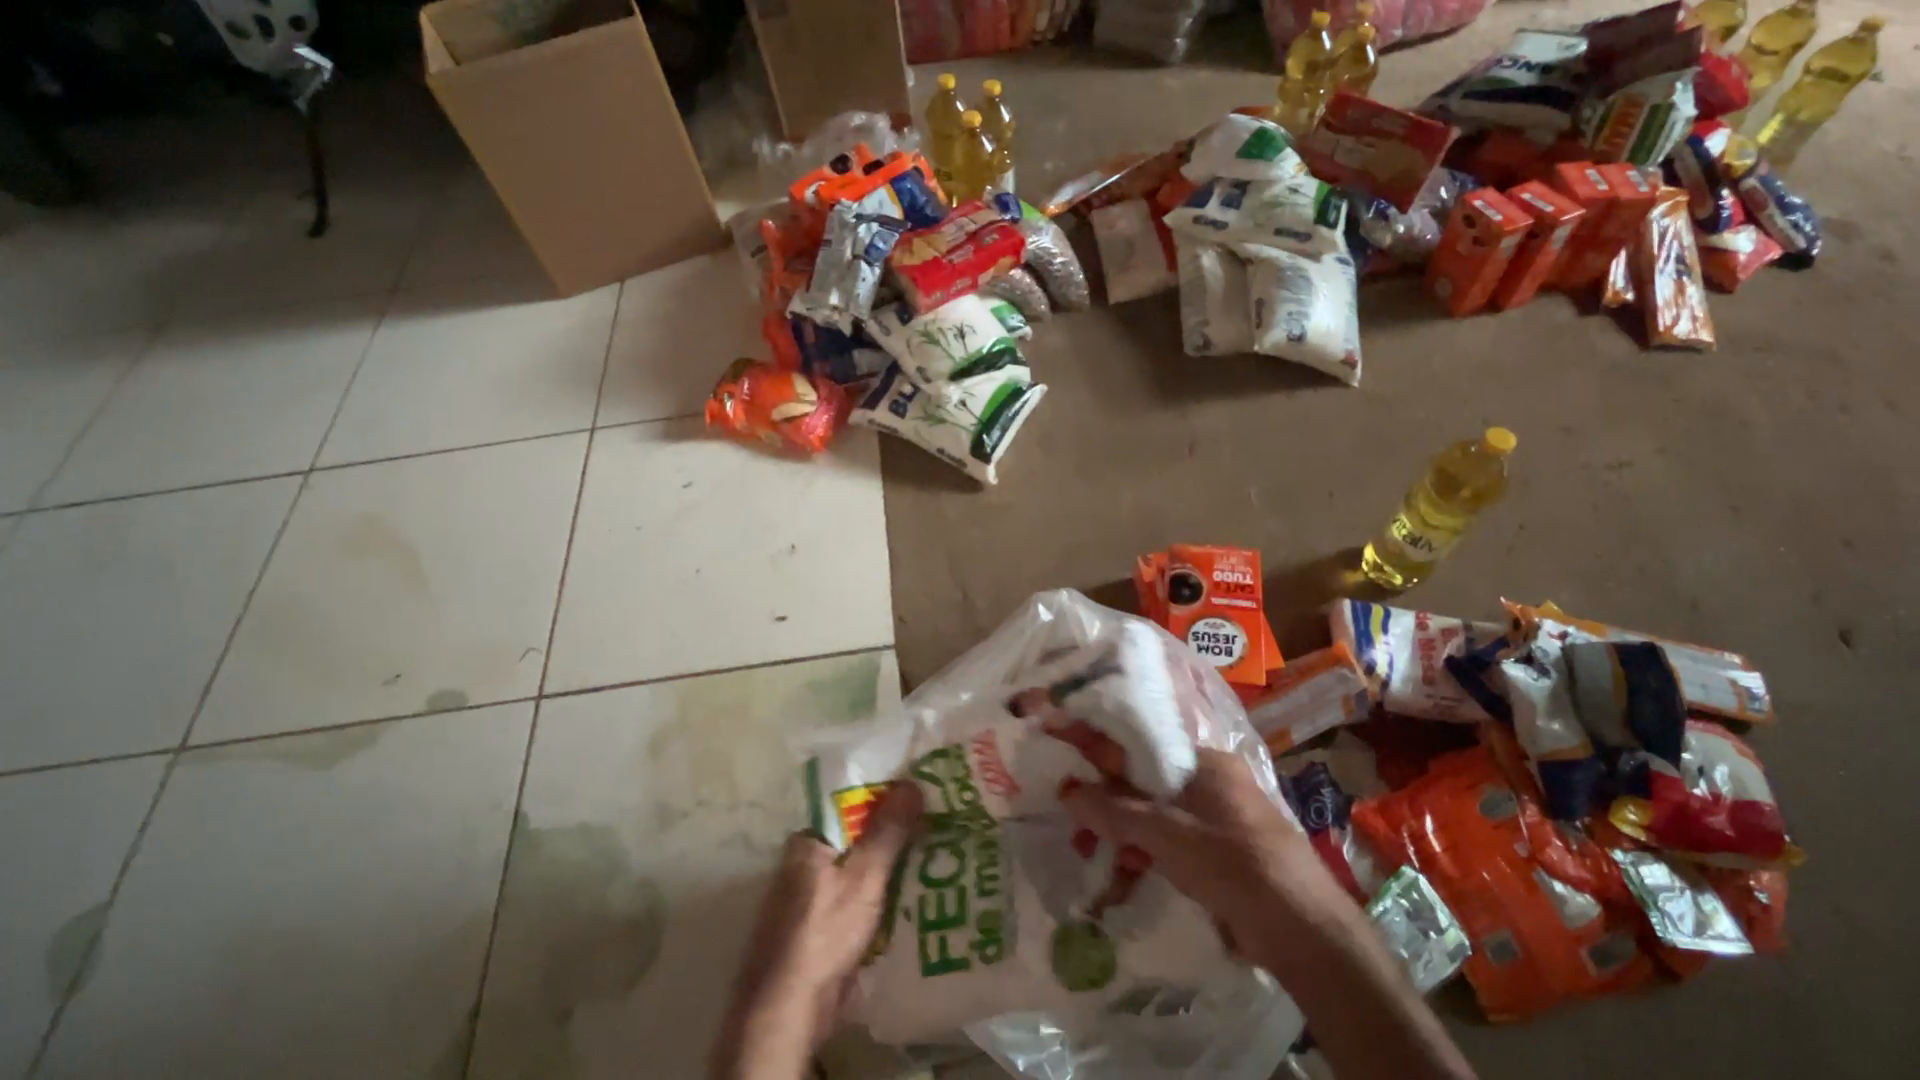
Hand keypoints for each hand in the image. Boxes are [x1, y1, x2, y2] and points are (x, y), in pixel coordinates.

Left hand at [711, 783, 922, 1079]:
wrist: (787, 1009)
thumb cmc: (823, 934)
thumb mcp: (864, 878)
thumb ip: (887, 832)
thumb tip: (911, 782)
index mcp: (807, 842)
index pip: (850, 807)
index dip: (886, 802)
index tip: (922, 800)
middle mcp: (801, 866)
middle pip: (855, 842)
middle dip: (892, 840)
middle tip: (937, 832)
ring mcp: (808, 902)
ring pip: (857, 876)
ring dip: (889, 875)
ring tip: (935, 864)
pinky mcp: (817, 933)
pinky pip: (855, 906)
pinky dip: (879, 904)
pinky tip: (910, 905)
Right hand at [1060, 747, 1347, 971]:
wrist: (1300, 928)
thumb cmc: (1231, 862)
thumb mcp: (1165, 832)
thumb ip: (1114, 810)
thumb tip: (1067, 791)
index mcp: (1207, 762)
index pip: (1145, 748)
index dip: (1105, 757)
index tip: (1071, 771)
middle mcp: (1214, 785)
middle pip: (1147, 787)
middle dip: (1110, 809)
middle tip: (1079, 831)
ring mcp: (1220, 823)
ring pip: (1157, 821)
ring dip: (1124, 839)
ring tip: (1094, 859)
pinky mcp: (1223, 859)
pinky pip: (1172, 849)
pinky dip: (1148, 859)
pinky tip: (1125, 880)